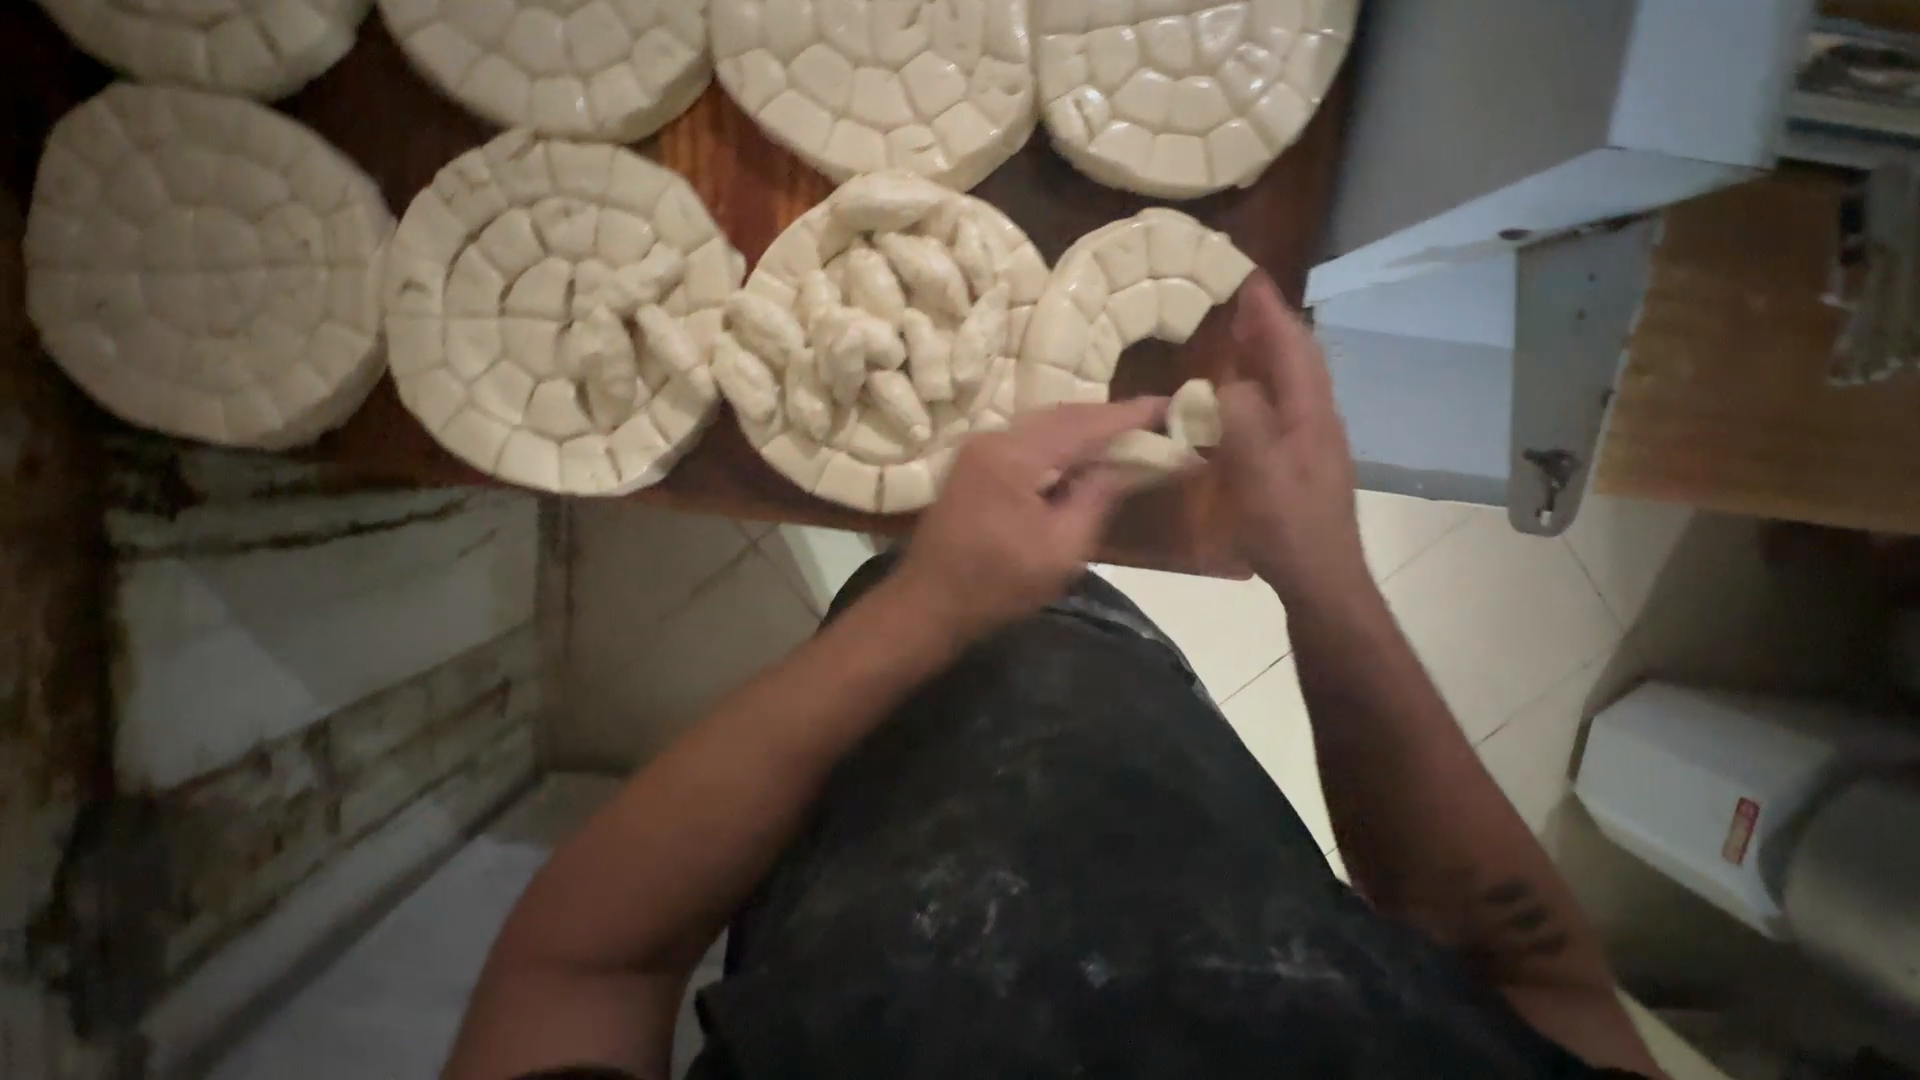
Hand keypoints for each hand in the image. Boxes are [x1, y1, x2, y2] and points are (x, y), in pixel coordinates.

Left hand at [895, 399, 1166, 638]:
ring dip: (1084, 428)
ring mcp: (977, 449)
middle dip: (1109, 418)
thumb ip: (1099, 496)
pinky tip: (1081, 455)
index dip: (1131, 416)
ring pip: (1043, 424)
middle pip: (1062, 415)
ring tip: (1126, 437)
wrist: (929, 604)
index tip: (1171, 406)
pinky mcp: (972, 464)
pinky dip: (1059, 442)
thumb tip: (1132, 462)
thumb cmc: (998, 585)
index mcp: (1014, 455)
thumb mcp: (1063, 548)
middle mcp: (993, 438)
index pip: (1085, 424)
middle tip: (1154, 421)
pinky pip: (1026, 439)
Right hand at [1215, 272, 1369, 607]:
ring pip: (1292, 384)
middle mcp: (1317, 420)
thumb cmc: (1286, 527)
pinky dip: (1262, 390)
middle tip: (1239, 304)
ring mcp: (1314, 443)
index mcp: (1309, 414)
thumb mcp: (1257, 471)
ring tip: (1238, 341)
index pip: (1291, 347)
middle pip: (1297, 360)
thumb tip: (1228, 384)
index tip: (1248, 278)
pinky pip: (1282, 410)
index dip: (1269, 312)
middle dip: (1270, 327)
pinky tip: (1243, 403)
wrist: (1322, 577)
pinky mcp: (1304, 465)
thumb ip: (1242, 419)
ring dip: (1267, 356)